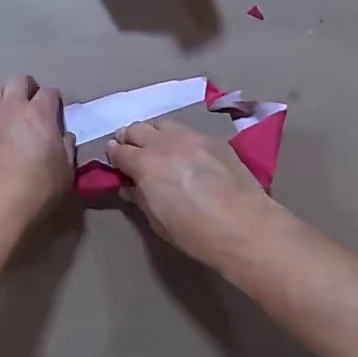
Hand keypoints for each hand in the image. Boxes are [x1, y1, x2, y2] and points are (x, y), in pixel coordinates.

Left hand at [0, 76, 76, 245]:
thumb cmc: (37, 189)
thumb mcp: (66, 170)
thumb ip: (66, 147)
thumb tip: (62, 135)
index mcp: (39, 113)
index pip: (50, 92)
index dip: (55, 101)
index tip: (56, 114)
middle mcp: (13, 107)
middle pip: (20, 81)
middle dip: (30, 89)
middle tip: (35, 108)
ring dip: (8, 97)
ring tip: (13, 115)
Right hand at [107, 120, 282, 271]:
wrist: (244, 227)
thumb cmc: (194, 232)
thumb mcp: (157, 220)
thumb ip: (139, 197)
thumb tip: (129, 186)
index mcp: (145, 164)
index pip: (119, 151)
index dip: (113, 156)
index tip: (114, 161)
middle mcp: (164, 143)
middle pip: (137, 129)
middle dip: (129, 138)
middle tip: (130, 149)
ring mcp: (191, 137)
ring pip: (162, 124)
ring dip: (153, 133)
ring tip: (156, 146)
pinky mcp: (213, 139)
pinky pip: (187, 131)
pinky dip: (178, 138)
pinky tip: (185, 152)